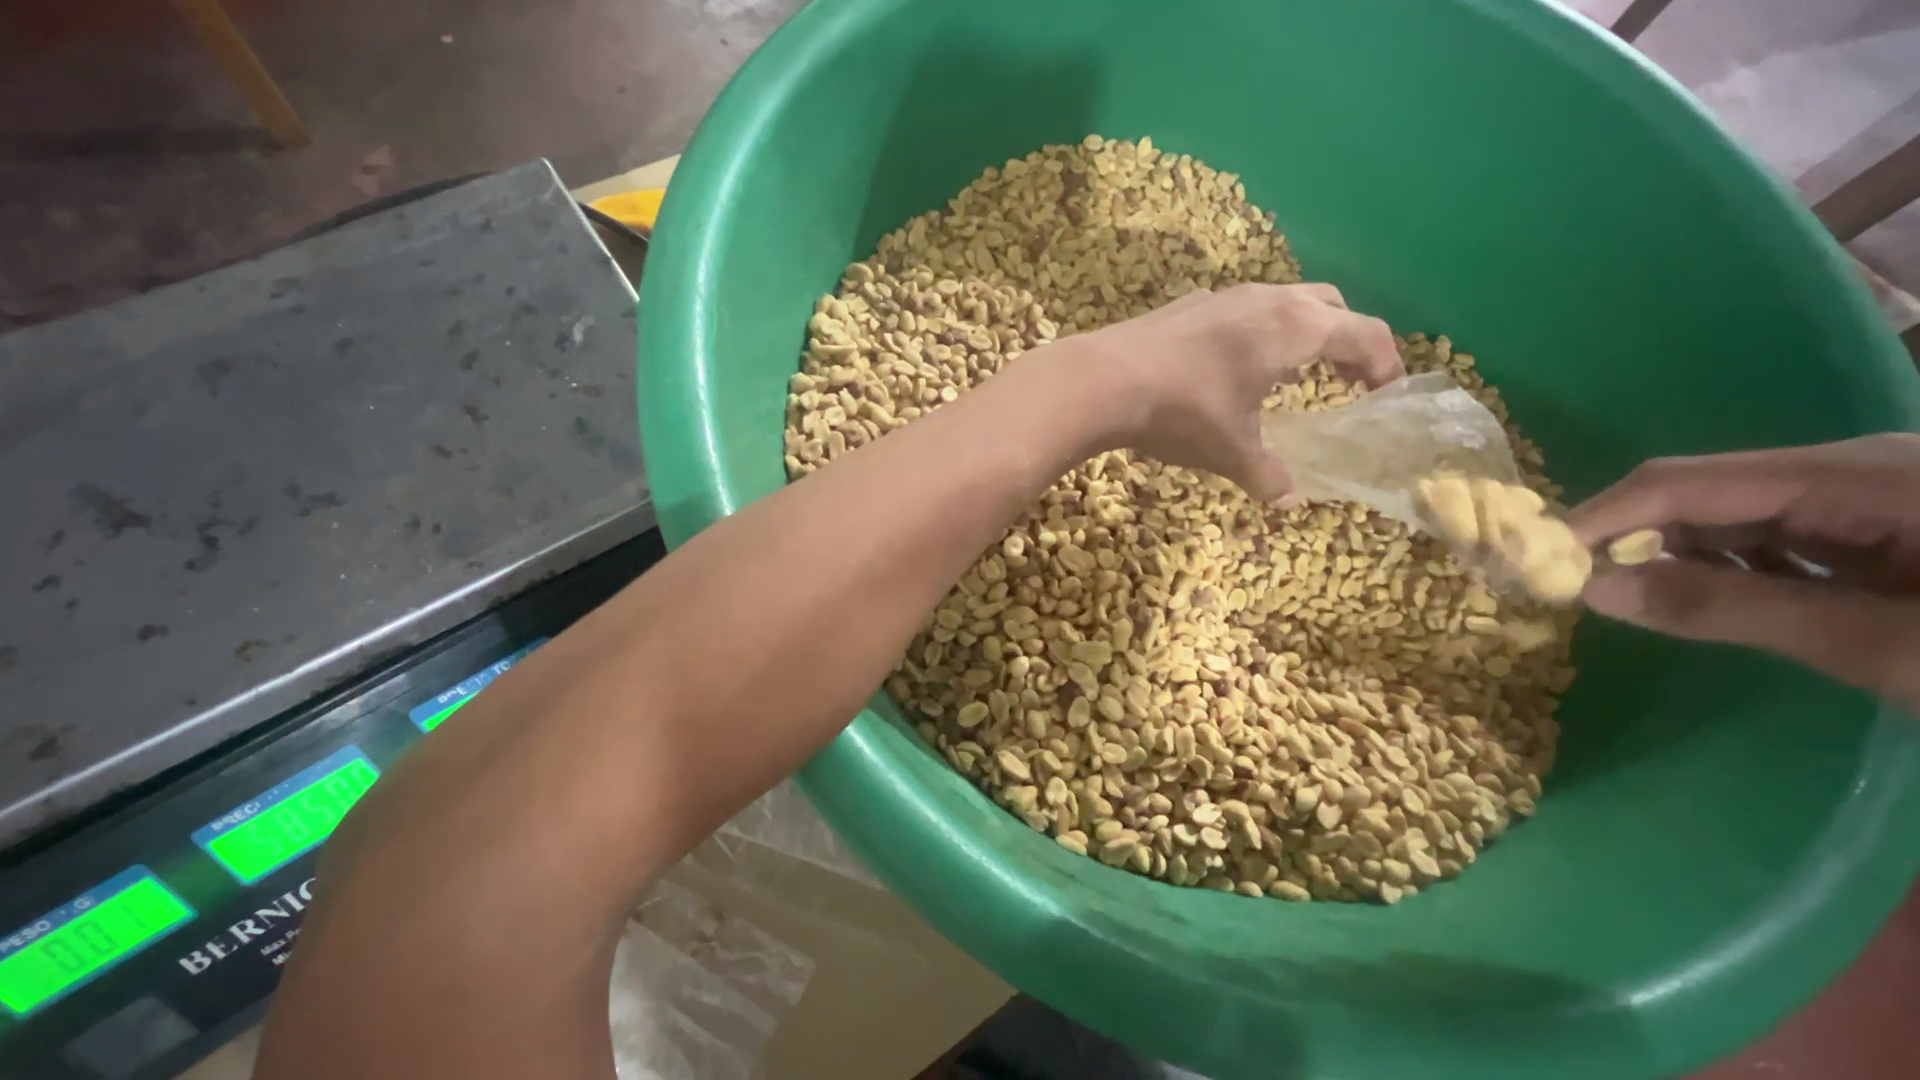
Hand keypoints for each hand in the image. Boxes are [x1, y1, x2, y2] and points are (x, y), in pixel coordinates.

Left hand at [1064, 282, 1403, 498]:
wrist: (1102, 379)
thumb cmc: (1182, 412)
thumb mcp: (1231, 451)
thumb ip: (1267, 474)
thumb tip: (1288, 501)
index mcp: (1295, 328)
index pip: (1365, 334)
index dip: (1384, 364)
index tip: (1383, 394)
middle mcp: (1267, 299)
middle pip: (1329, 305)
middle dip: (1346, 338)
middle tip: (1346, 378)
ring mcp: (1225, 295)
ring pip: (1282, 300)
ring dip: (1299, 331)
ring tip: (1291, 374)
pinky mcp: (1188, 303)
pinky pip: (1242, 310)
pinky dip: (1256, 331)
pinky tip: (1232, 367)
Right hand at [1567, 434, 1919, 709]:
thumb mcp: (1878, 645)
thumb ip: (1731, 609)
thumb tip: (1594, 589)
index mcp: (1854, 477)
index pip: (1687, 483)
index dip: (1604, 517)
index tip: (1536, 559)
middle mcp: (1850, 471)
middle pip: (1706, 494)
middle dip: (1631, 537)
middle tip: (1568, 587)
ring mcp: (1868, 500)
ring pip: (1735, 519)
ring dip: (1672, 557)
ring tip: (1615, 595)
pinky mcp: (1881, 531)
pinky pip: (1774, 540)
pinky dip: (1723, 570)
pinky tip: (1695, 598)